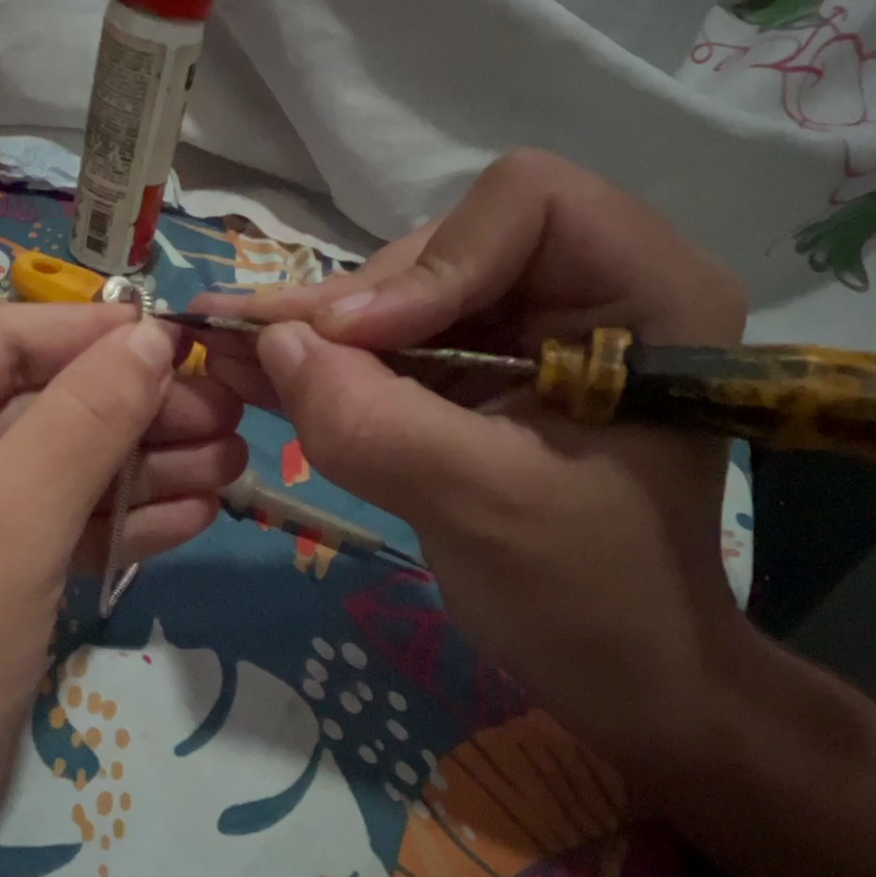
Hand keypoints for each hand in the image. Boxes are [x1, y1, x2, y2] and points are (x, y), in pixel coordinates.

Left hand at [0, 302, 244, 860]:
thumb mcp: (11, 527)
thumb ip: (84, 420)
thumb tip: (150, 333)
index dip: (98, 336)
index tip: (190, 341)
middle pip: (33, 404)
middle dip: (133, 415)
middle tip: (231, 420)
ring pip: (50, 469)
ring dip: (139, 470)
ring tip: (233, 469)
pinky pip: (44, 526)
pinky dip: (112, 524)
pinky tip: (191, 517)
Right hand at [195, 150, 748, 773]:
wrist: (615, 671)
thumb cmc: (584, 595)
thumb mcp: (481, 505)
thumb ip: (374, 421)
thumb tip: (271, 345)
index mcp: (644, 294)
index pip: (524, 206)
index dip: (427, 265)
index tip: (353, 343)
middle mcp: (588, 292)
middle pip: (444, 252)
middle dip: (351, 310)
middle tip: (251, 348)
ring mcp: (527, 338)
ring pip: (403, 303)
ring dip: (319, 337)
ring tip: (231, 353)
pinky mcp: (480, 382)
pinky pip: (392, 354)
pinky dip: (327, 368)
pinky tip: (261, 374)